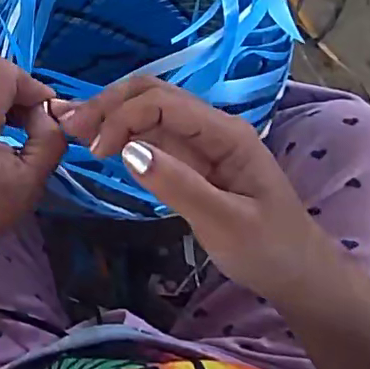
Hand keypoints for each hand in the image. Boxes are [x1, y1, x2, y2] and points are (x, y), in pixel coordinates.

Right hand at [59, 78, 332, 305]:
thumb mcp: (225, 224)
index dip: (124, 118)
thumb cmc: (269, 250)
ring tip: (71, 126)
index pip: (162, 103)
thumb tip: (127, 151)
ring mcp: (198, 141)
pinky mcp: (188, 159)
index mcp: (224, 133)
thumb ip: (178, 185)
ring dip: (109, 113)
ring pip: (146, 109)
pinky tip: (95, 139)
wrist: (300, 275)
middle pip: (151, 93)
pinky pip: (148, 134)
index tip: (98, 153)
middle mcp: (209, 126)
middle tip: (70, 125)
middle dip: (108, 103)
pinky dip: (119, 132)